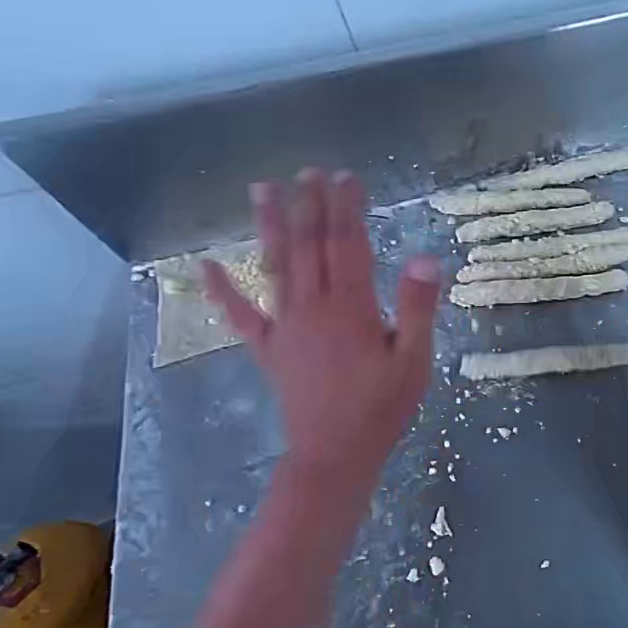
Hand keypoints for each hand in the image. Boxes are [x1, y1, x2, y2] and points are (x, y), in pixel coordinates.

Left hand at [203, 168, 441, 481]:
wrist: (334, 456)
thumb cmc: (381, 409)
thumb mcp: (413, 362)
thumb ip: (417, 308)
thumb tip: (424, 257)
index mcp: (350, 308)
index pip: (348, 244)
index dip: (346, 207)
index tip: (345, 177)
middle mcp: (312, 307)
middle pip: (309, 245)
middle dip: (309, 204)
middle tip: (308, 171)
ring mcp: (284, 326)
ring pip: (275, 266)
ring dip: (269, 226)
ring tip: (262, 189)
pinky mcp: (267, 348)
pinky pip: (241, 316)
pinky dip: (221, 290)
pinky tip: (203, 266)